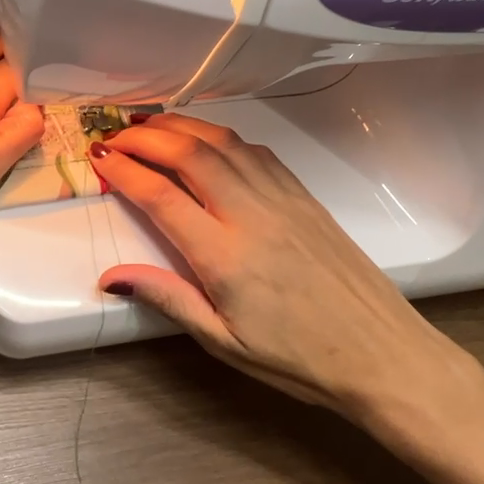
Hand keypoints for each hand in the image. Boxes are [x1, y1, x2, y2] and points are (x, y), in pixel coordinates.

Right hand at [89, 114, 482, 421]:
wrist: (384, 356)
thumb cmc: (298, 359)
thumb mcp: (224, 343)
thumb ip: (168, 299)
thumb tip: (111, 277)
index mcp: (224, 255)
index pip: (160, 195)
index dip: (123, 170)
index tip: (98, 156)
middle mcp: (250, 214)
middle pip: (188, 153)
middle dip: (145, 136)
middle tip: (115, 134)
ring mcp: (281, 199)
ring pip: (222, 142)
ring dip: (181, 126)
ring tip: (150, 125)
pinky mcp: (304, 196)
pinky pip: (255, 151)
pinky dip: (220, 136)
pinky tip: (206, 140)